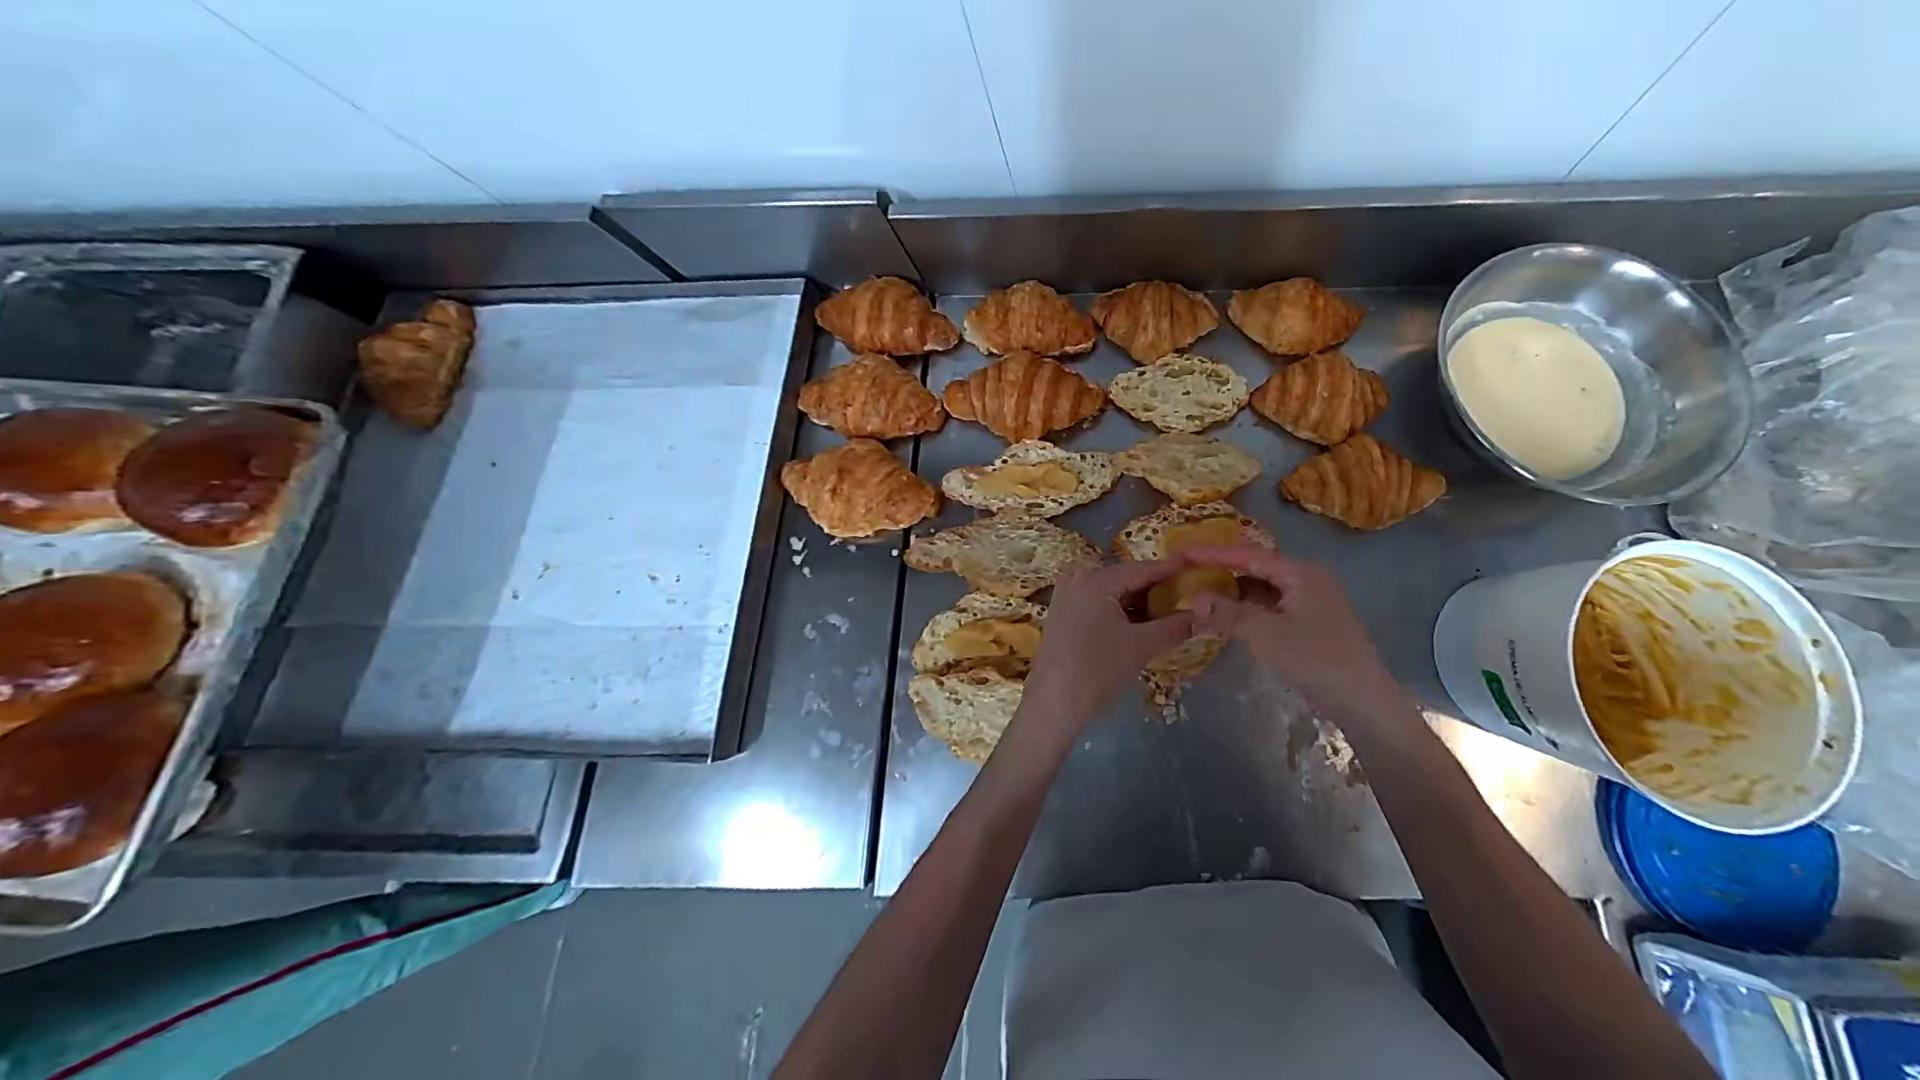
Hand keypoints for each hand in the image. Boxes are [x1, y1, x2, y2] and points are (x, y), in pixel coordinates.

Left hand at [1019, 560, 1194, 734]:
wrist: (1055, 703)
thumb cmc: (1099, 671)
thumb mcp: (1143, 646)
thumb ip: (1176, 626)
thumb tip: (1203, 615)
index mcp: (1094, 580)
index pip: (1141, 569)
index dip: (1171, 570)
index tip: (1197, 567)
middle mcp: (1076, 578)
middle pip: (1125, 578)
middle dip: (1156, 589)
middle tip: (1188, 596)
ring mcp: (1066, 595)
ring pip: (1112, 592)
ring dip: (1139, 602)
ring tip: (1170, 613)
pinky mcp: (1062, 613)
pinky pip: (1098, 603)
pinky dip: (1120, 611)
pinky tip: (1141, 624)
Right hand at [1180, 546, 1410, 727]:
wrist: (1362, 700)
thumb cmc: (1315, 659)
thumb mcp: (1265, 634)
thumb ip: (1228, 613)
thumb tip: (1194, 599)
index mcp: (1300, 572)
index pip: (1247, 555)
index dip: (1212, 554)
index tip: (1182, 552)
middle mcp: (1306, 578)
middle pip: (1255, 568)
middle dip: (1220, 570)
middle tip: (1187, 571)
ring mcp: (1309, 601)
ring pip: (1261, 588)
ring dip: (1232, 592)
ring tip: (1199, 592)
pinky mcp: (1308, 622)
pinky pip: (1269, 606)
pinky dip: (1246, 609)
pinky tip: (1225, 616)